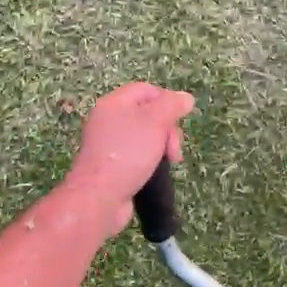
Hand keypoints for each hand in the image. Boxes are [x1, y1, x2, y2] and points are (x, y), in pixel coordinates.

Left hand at [64, 82, 195, 230]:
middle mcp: (108, 119)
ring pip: (144, 137)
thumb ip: (172, 105)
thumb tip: (185, 97)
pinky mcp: (111, 165)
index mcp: (114, 102)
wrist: (100, 195)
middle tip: (173, 150)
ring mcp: (108, 144)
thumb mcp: (155, 122)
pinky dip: (149, 161)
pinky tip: (156, 173)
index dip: (167, 100)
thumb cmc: (128, 152)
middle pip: (147, 114)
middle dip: (167, 129)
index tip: (180, 120)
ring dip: (161, 147)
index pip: (146, 90)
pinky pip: (136, 155)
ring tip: (169, 163)